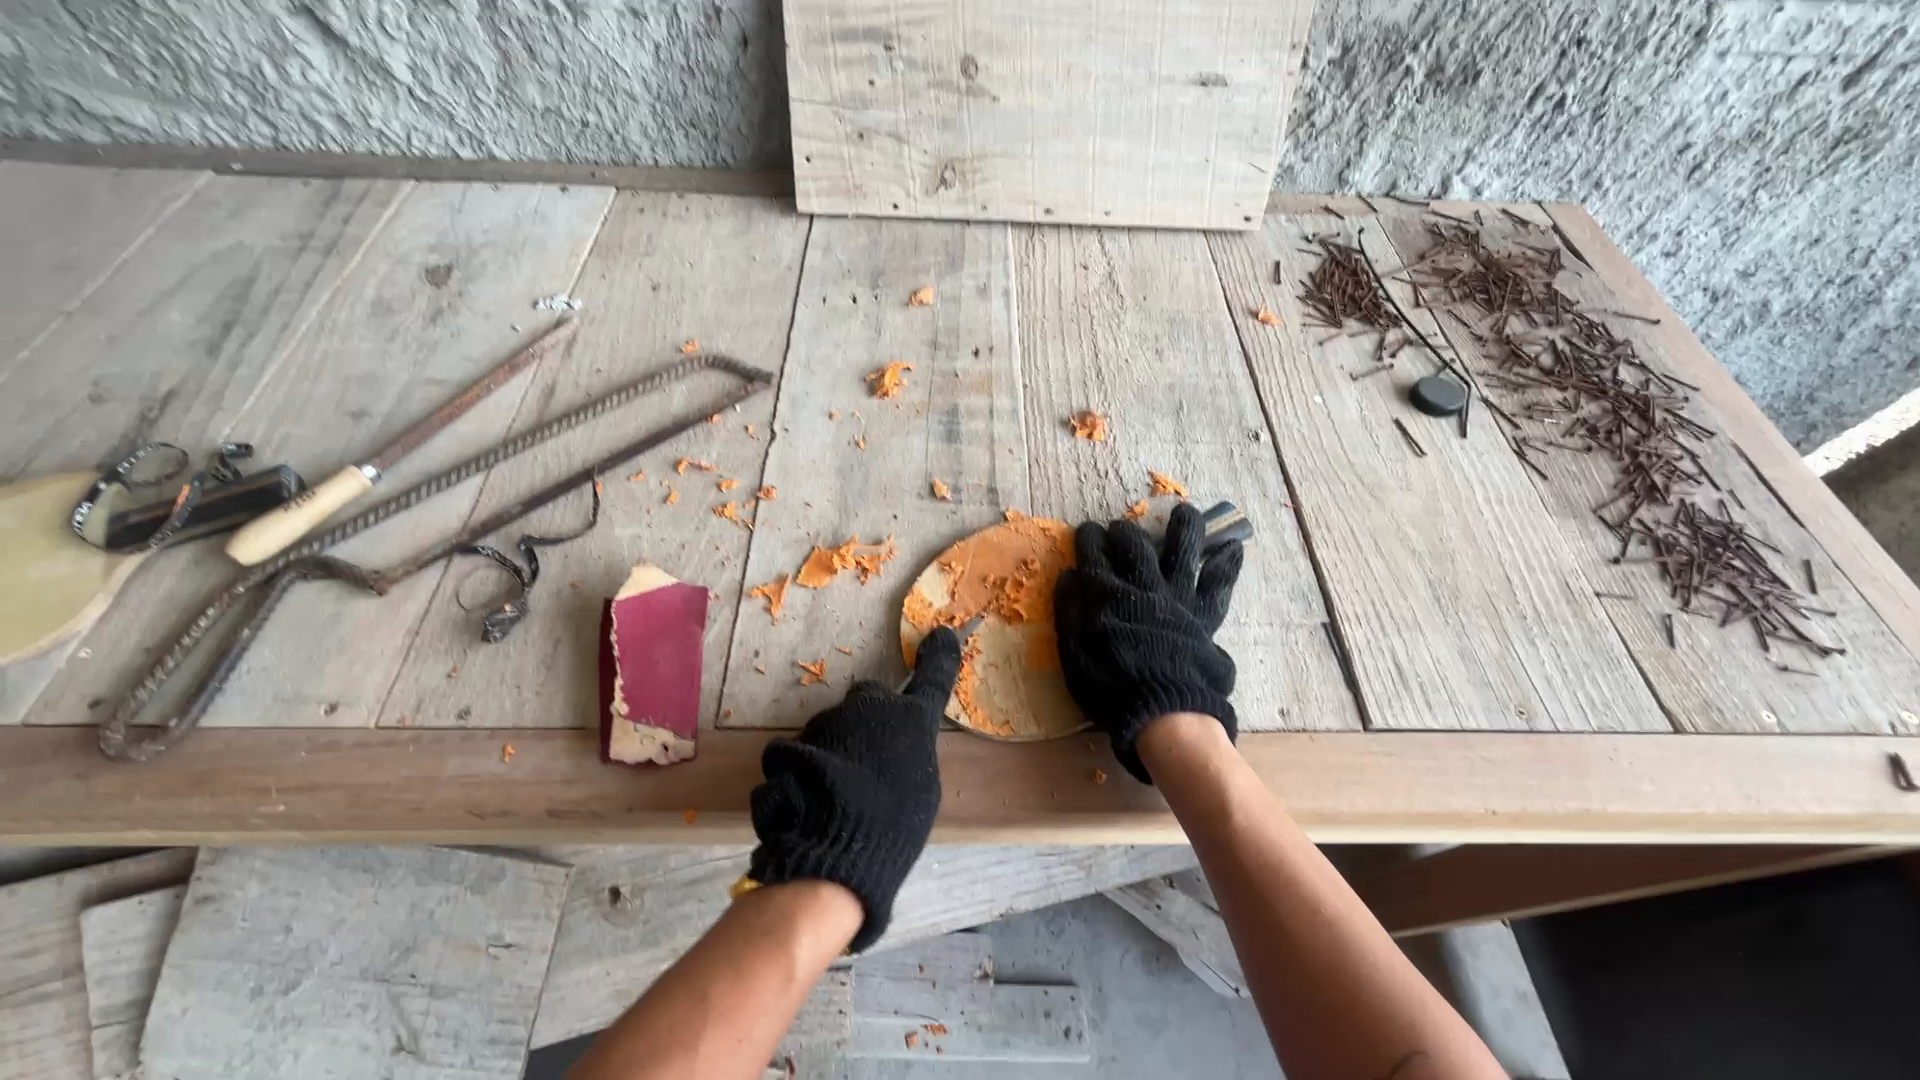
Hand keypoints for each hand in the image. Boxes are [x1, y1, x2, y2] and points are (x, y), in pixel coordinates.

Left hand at [747, 627, 963, 951]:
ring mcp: (828, 723)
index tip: (940, 634)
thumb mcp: (918, 792)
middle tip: (866, 763)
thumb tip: (888, 746)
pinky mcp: (793, 744)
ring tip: (832, 799)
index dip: (938, 658)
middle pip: (869, 701)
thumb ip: (906, 755)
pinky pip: (798, 756)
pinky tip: (804, 806)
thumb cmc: (894, 828)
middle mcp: (870, 709)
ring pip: (831, 730)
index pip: (932, 682)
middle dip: (866, 721)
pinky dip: (800, 775)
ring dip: (831, 753)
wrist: (834, 849)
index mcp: (912, 721)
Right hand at [1053, 501, 1244, 783]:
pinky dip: (1227, 566)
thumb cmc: (1112, 690)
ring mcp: (1176, 598)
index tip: (1086, 530)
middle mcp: (1143, 588)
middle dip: (1124, 532)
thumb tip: (1069, 575)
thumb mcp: (1074, 656)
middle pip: (1134, 546)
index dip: (1089, 539)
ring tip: (1185, 512)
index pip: (1094, 556)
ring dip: (1183, 528)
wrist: (1166, 712)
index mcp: (1107, 597)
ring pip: (1182, 551)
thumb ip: (1070, 613)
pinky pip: (1217, 585)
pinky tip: (1234, 548)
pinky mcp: (1202, 615)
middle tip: (1118, 529)